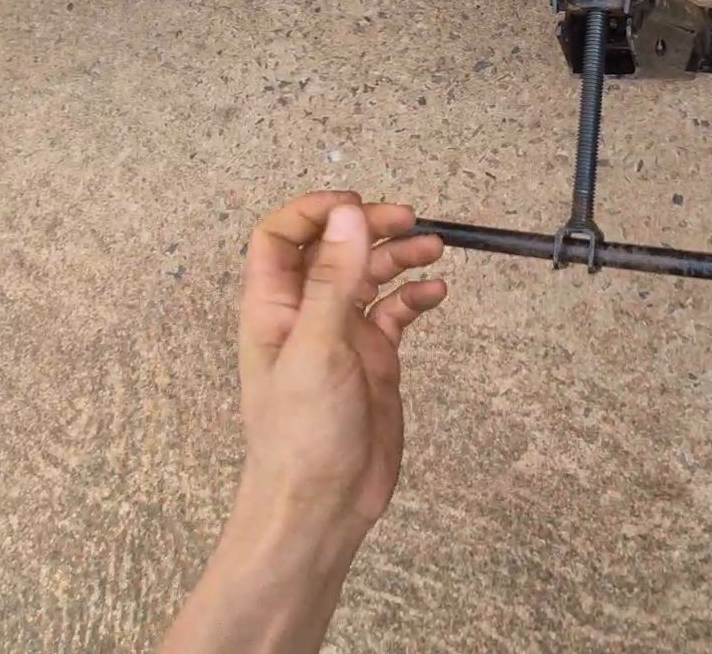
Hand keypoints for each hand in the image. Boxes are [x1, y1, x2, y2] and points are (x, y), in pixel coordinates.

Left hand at [237, 191, 445, 542]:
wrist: (324, 506)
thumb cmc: (301, 436)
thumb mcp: (318, 347)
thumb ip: (334, 278)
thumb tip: (349, 215)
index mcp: (275, 306)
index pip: (282, 236)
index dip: (315, 211)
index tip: (357, 206)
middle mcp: (308, 312)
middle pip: (336, 247)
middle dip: (370, 227)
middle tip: (408, 220)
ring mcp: (344, 332)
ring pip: (371, 274)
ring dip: (400, 256)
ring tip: (433, 248)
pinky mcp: (374, 355)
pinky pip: (398, 310)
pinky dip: (417, 295)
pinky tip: (436, 292)